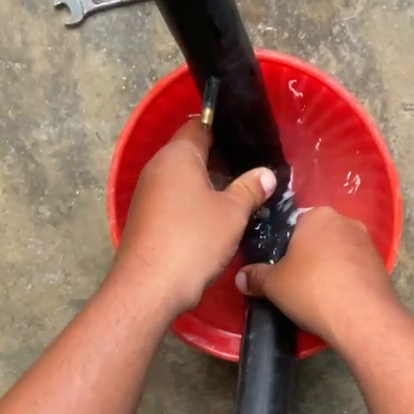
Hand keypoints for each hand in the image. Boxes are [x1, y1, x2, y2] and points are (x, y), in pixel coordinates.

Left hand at [112, 120, 276, 314]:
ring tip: (240, 198)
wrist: (149, 287)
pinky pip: (175, 201)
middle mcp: (157, 167)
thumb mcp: (232, 214)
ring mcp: (148, 194)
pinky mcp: (146, 218)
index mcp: (177, 155)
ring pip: (184, 180)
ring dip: (209, 186)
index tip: (250, 142)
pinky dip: (195, 205)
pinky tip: (216, 221)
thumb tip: (266, 174)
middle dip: (221, 162)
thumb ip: (250, 189)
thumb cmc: (194, 241)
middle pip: (192, 153)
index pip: (201, 125)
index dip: (226, 130)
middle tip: (253, 174)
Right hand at [235, 207, 397, 346]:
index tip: (280, 266)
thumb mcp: (274, 285)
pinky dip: (346, 282)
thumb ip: (256, 277)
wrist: (362, 317)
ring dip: (329, 270)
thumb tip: (240, 278)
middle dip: (309, 257)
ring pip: (340, 254)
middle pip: (319, 237)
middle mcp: (347, 222)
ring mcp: (368, 244)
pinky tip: (338, 302)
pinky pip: (356, 271)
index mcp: (318, 215)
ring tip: (317, 296)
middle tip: (296, 282)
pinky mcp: (382, 267)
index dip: (285, 245)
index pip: (295, 223)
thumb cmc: (312, 289)